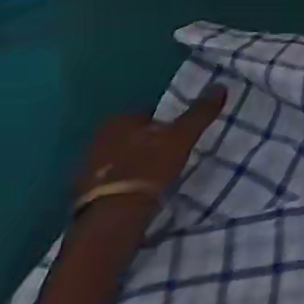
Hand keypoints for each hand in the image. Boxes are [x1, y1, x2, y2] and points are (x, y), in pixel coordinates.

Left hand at [73, 85, 228, 198]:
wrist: (112, 219)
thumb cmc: (147, 169)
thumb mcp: (181, 138)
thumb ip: (199, 113)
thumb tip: (220, 85)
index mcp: (118, 119)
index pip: (147, 114)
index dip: (165, 127)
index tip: (178, 141)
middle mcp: (97, 137)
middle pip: (131, 137)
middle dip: (147, 146)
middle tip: (168, 161)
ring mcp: (86, 167)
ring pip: (119, 160)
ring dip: (133, 167)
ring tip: (154, 183)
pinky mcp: (82, 194)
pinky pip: (109, 183)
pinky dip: (122, 187)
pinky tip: (135, 198)